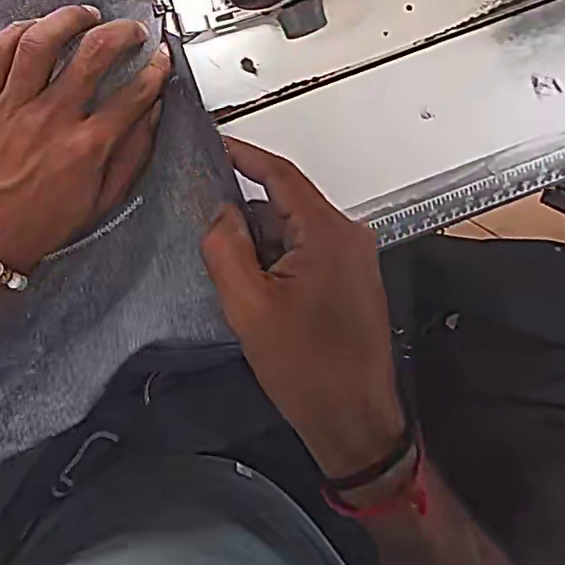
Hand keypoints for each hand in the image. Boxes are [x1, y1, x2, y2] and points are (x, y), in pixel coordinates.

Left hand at [0, 4, 170, 327]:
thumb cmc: (41, 222)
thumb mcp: (102, 199)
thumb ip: (133, 154)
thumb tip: (153, 114)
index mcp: (86, 147)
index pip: (134, 93)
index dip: (156, 70)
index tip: (161, 60)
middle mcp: (51, 120)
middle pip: (93, 53)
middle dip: (123, 33)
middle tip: (131, 32)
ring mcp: (15, 107)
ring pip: (41, 42)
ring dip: (69, 19)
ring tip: (86, 16)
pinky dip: (15, 32)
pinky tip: (34, 29)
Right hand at [200, 138, 404, 478]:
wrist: (354, 421)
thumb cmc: (311, 370)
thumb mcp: (248, 305)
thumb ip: (225, 247)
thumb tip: (220, 213)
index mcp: (327, 233)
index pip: (279, 173)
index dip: (243, 154)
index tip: (217, 143)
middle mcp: (347, 237)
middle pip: (283, 202)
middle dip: (244, 216)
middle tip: (210, 232)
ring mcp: (351, 258)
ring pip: (291, 228)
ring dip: (259, 244)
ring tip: (239, 281)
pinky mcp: (348, 278)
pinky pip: (302, 249)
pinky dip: (275, 259)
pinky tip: (259, 291)